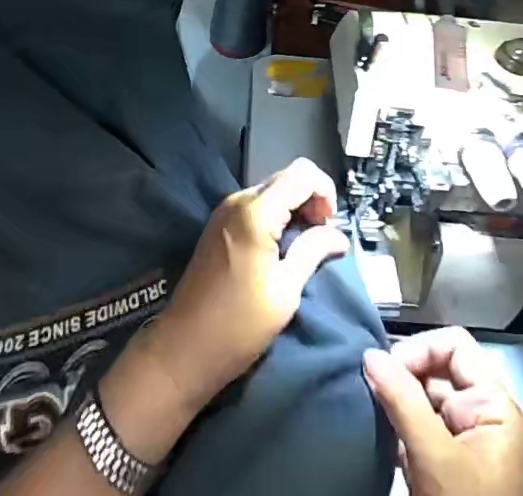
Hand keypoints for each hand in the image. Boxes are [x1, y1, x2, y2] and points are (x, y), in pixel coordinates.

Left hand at [134, 159, 349, 409]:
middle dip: (312, 199)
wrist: (184, 348)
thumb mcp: (286, 291)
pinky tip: (283, 246)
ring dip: (295, 208)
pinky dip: (277, 215)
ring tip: (306, 244)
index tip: (331, 225)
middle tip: (323, 236)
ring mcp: (225, 211)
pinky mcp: (219, 224)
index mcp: (256, 212)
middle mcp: (238, 201)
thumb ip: (313, 251)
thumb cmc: (238, 324)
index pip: (302, 173)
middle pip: (287, 177)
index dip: (326, 191)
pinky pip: (257, 204)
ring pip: (273, 190)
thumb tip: (339, 235)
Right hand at [363, 327, 522, 495]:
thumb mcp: (435, 458)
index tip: (386, 370)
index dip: (419, 350)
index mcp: (495, 406)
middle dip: (402, 378)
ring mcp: (463, 443)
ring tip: (369, 411)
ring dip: (395, 404)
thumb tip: (369, 355)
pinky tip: (377, 436)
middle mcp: (482, 416)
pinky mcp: (445, 467)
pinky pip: (417, 430)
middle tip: (370, 392)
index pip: (455, 347)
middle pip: (436, 371)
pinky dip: (397, 429)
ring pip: (422, 400)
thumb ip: (402, 401)